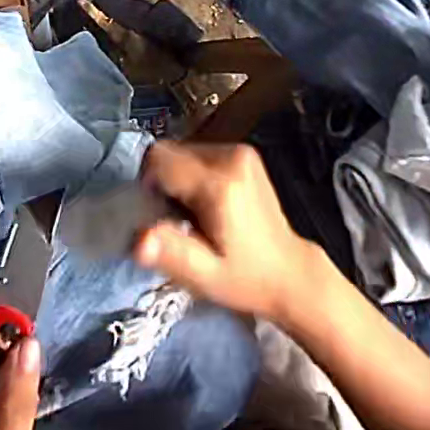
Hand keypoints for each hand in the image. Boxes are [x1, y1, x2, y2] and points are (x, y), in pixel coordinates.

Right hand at [132, 141, 322, 325]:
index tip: (158, 214)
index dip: (148, 185)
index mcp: (220, 184)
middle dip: (163, 183)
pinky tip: (207, 204)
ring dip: (178, 179)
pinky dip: (193, 175)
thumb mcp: (204, 276)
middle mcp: (231, 157)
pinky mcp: (244, 154)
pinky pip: (198, 154)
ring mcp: (240, 152)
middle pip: (169, 153)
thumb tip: (139, 239)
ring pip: (182, 152)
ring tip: (194, 214)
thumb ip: (171, 253)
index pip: (159, 160)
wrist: (290, 271)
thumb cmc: (245, 278)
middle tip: (177, 219)